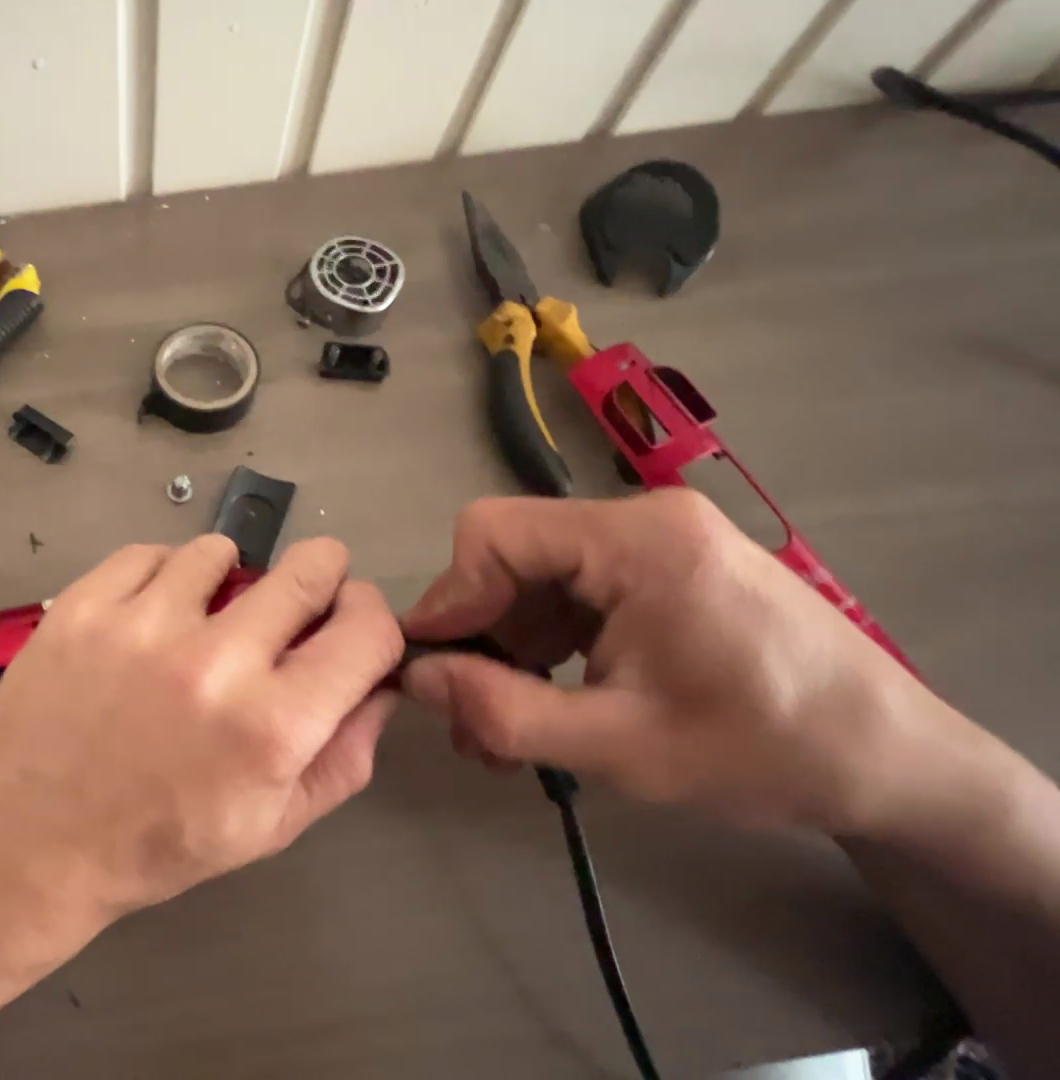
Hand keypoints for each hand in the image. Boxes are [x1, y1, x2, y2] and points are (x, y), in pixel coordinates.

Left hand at [0, 535, 404, 925]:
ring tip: (204, 616)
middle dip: (320, 578)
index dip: (371, 617)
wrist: (38, 840)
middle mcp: (215, 662)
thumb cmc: (163, 843)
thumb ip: (345, 753)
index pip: (367, 628)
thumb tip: (379, 682)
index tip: (349, 621)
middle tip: (296, 601)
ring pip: (220, 551)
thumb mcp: (274, 824)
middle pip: (308, 569)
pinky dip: (160, 577)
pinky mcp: (82, 607)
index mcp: (274, 725)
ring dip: (229, 579)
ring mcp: (141, 625)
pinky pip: (147, 554)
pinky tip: (150, 615)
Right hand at [400, 490, 972, 837]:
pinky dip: (543, 645)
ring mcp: (654, 542)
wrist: (899, 766)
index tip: (435, 670)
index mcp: (639, 542)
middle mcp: (641, 521)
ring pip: (532, 579)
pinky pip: (569, 592)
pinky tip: (547, 701)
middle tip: (467, 717)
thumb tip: (414, 678)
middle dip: (479, 636)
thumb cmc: (766, 752)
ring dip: (507, 650)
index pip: (492, 533)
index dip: (451, 598)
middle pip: (508, 556)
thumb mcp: (618, 747)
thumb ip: (501, 711)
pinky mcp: (661, 569)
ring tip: (505, 728)